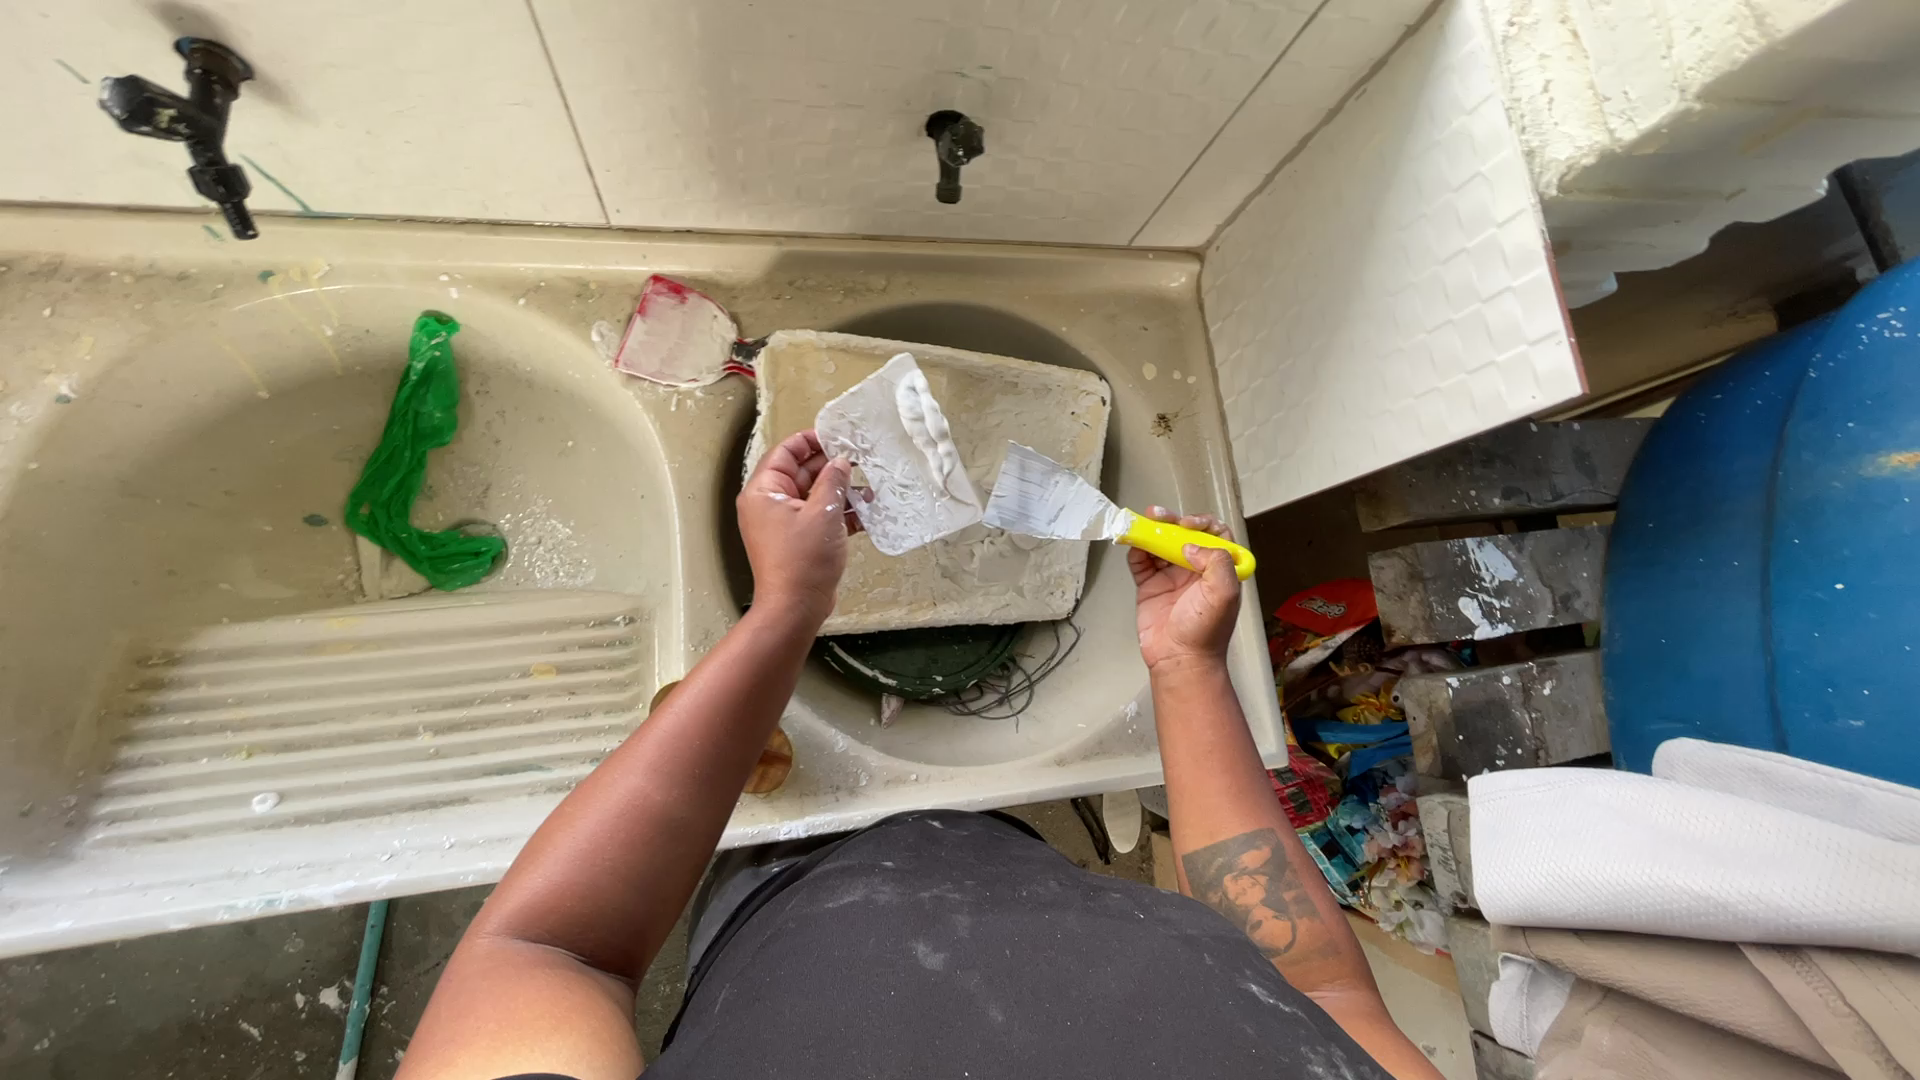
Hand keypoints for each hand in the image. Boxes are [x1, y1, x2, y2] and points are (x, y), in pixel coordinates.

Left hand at [738, 430, 860, 622]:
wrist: (796, 607)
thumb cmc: (802, 560)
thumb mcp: (823, 513)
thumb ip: (834, 481)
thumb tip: (841, 462)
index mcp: (764, 491)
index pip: (785, 452)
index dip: (811, 441)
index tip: (837, 436)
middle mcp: (770, 504)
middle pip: (801, 472)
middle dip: (831, 466)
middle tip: (860, 459)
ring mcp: (784, 523)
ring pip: (814, 495)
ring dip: (840, 491)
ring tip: (868, 489)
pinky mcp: (799, 540)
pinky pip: (819, 516)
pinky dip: (839, 513)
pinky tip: (864, 514)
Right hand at [1129, 508, 1242, 672]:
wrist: (1179, 659)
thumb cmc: (1206, 631)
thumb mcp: (1224, 593)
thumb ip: (1216, 561)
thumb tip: (1190, 545)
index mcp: (1219, 569)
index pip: (1214, 534)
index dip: (1202, 523)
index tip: (1188, 525)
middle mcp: (1195, 569)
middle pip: (1183, 535)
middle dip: (1171, 521)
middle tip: (1158, 515)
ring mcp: (1171, 577)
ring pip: (1160, 544)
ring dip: (1150, 531)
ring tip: (1141, 523)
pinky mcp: (1150, 586)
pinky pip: (1141, 562)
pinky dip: (1135, 549)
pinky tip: (1132, 543)